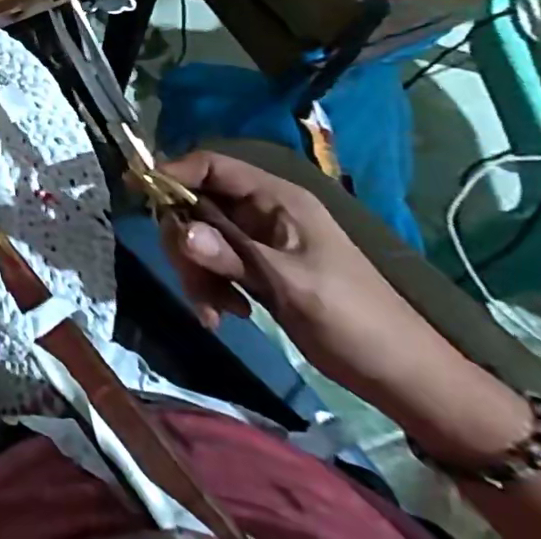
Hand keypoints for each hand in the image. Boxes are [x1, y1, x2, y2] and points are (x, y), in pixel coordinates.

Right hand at [159, 151, 457, 403]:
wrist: (401, 375)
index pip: (212, 165)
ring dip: (197, 272)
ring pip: (200, 237)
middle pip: (197, 204)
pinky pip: (213, 263)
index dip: (173, 172)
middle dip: (185, 241)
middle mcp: (262, 211)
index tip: (139, 191)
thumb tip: (180, 232)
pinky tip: (226, 316)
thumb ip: (232, 255)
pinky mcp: (256, 268)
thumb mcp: (290, 286)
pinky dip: (210, 287)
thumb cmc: (355, 320)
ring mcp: (258, 240)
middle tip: (190, 280)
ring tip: (216, 312)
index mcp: (277, 199)